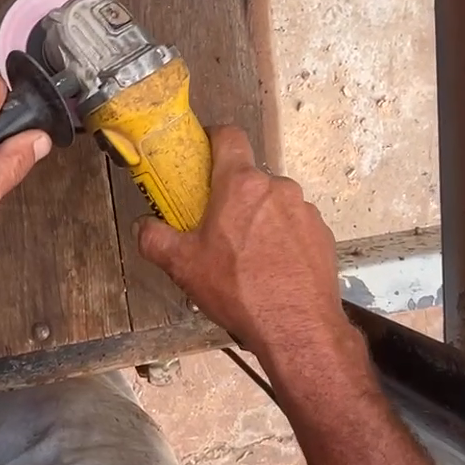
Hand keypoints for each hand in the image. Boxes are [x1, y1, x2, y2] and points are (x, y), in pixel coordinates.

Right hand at [137, 127, 365, 367]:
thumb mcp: (183, 266)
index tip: (202, 154)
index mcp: (240, 185)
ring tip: (245, 258)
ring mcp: (304, 211)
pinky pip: (294, 226)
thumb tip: (142, 227)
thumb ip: (154, 239)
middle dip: (231, 196)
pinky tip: (271, 270)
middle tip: (215, 228)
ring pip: (272, 204)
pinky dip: (281, 240)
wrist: (297, 328)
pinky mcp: (323, 235)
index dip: (213, 138)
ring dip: (257, 220)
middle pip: (248, 178)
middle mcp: (277, 188)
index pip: (229, 136)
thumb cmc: (238, 290)